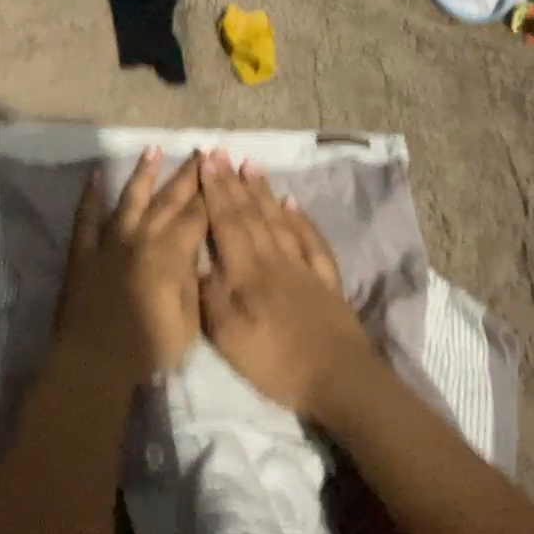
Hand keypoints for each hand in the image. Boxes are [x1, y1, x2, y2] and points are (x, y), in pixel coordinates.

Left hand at [56, 147, 210, 381]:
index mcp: (169, 256)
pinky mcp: (82, 251)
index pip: (196, 218)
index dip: (211, 194)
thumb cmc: (148, 349)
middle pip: (167, 202)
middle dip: (186, 176)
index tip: (223, 171)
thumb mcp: (188, 321)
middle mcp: (140, 239)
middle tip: (201, 152)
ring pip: (129, 200)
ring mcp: (108, 242)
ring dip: (143, 174)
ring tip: (153, 149)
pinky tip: (95, 175)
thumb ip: (192, 281)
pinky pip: (85, 218)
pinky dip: (90, 195)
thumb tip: (196, 251)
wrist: (94, 360)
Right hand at [199, 154, 376, 420]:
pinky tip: (293, 203)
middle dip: (233, 182)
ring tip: (251, 165)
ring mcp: (303, 268)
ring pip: (278, 220)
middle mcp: (272, 259)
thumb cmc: (275, 361)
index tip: (205, 160)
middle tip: (222, 152)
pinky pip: (311, 241)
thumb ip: (208, 292)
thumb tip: (192, 257)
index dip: (214, 189)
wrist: (340, 381)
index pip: (225, 221)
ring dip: (262, 191)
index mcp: (245, 271)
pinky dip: (301, 219)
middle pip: (250, 213)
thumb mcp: (227, 335)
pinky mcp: (326, 282)